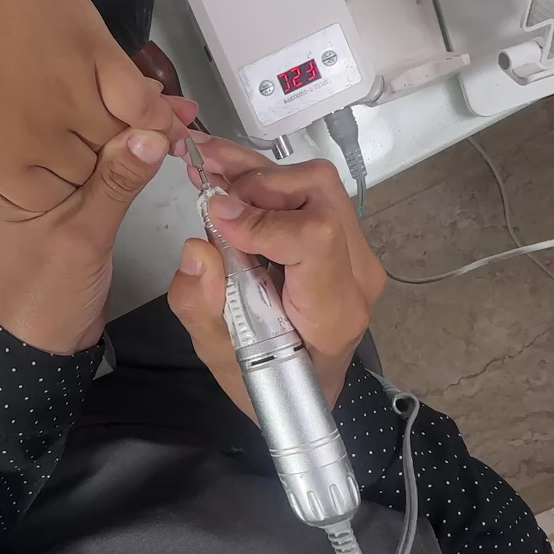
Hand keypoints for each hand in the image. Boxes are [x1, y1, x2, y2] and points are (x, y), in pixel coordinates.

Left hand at [0, 0, 183, 247]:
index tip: (39, 172)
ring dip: (120, 143)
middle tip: (69, 145)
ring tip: (112, 132)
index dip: (47, 190)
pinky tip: (152, 112)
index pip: (46, 198)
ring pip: (119, 139)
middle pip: (85, 173)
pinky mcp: (96, 45)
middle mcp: (44, 132)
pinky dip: (150, 112)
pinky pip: (139, 96)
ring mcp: (75, 87)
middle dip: (82, 170)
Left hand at [0, 124, 172, 354]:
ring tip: (183, 116)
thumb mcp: (84, 234)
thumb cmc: (47, 290)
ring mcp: (49, 182)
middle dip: (133, 111)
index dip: (114, 101)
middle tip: (183, 106)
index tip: (161, 93)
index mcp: (9, 165)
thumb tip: (152, 130)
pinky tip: (159, 141)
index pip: (63, 117)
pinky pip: (102, 167)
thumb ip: (116, 183)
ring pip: (97, 144)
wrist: (40, 342)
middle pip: (82, 125)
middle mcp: (25, 164)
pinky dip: (131, 155)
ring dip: (137, 131)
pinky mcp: (70, 198)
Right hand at [167, 135, 386, 419]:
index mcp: (330, 313)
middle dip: (255, 188)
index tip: (215, 217)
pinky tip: (226, 171)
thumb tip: (196, 248)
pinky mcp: (344, 236)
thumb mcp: (215, 352)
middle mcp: (355, 275)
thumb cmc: (262, 378)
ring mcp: (356, 252)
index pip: (315, 239)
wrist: (302, 387)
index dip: (262, 219)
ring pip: (315, 182)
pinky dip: (263, 177)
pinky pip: (310, 190)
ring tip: (207, 166)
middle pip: (319, 195)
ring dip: (256, 174)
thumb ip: (200, 304)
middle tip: (212, 202)